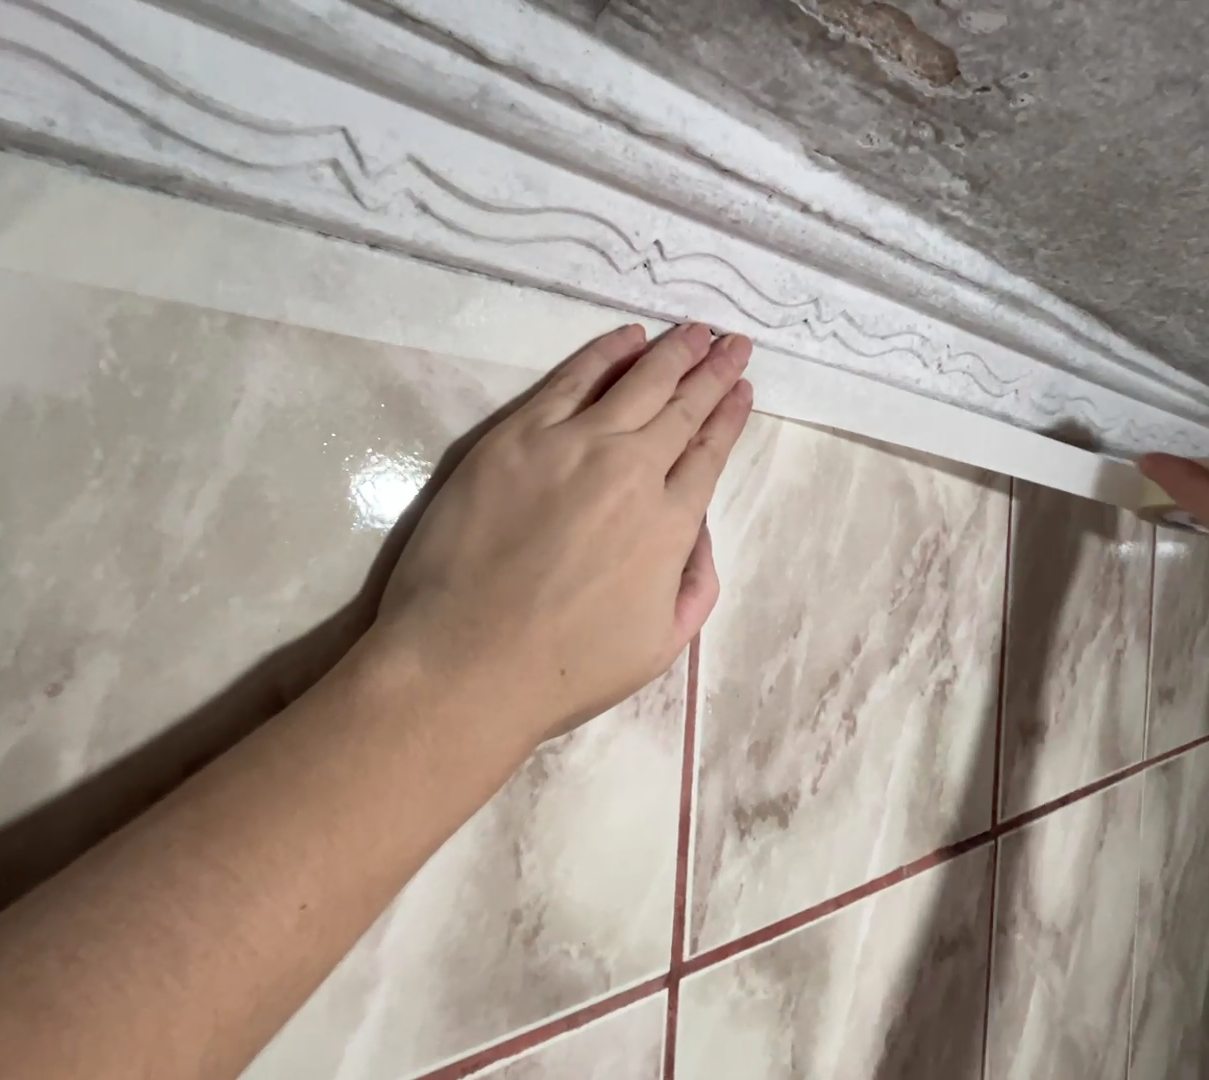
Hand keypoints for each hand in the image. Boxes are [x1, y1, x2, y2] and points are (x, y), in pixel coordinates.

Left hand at [374, 324, 754, 741]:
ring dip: (671, 353)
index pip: (709, 452)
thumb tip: (698, 525)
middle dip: (713, 370)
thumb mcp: (662, 645)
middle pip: (681, 407)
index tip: (742, 387)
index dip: (729, 415)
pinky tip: (627, 338)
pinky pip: (569, 380)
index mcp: (671, 523)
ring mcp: (571, 445)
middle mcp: (631, 470)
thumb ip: (697, 582)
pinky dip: (603, 355)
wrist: (466, 663)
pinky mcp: (515, 437)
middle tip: (732, 342)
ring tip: (694, 331)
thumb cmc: (566, 669)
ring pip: (635, 383)